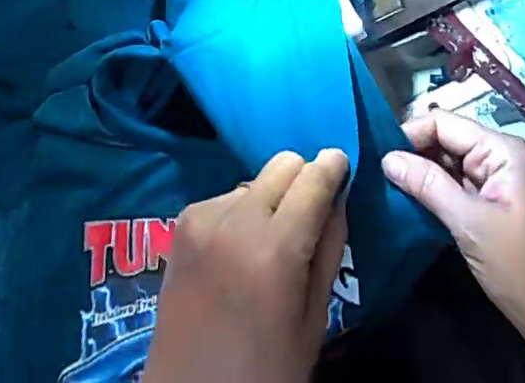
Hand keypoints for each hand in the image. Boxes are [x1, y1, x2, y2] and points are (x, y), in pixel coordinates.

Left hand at [143, 149, 349, 382]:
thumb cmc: (263, 369)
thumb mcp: (313, 319)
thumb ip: (330, 248)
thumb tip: (338, 195)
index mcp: (275, 249)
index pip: (313, 178)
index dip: (333, 166)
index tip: (342, 164)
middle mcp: (237, 220)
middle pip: (283, 164)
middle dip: (302, 180)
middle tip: (308, 214)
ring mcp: (204, 218)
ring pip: (256, 180)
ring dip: (270, 199)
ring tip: (267, 242)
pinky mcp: (182, 224)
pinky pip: (227, 198)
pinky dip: (240, 213)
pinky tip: (236, 251)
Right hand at [382, 111, 524, 382]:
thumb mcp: (471, 224)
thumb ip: (428, 185)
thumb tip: (387, 158)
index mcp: (502, 150)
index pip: (445, 123)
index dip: (410, 134)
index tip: (378, 156)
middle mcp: (500, 157)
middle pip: (446, 140)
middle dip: (413, 153)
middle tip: (376, 172)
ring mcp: (499, 182)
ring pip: (449, 164)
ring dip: (421, 174)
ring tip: (385, 185)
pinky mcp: (494, 206)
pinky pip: (458, 186)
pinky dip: (435, 192)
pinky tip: (410, 202)